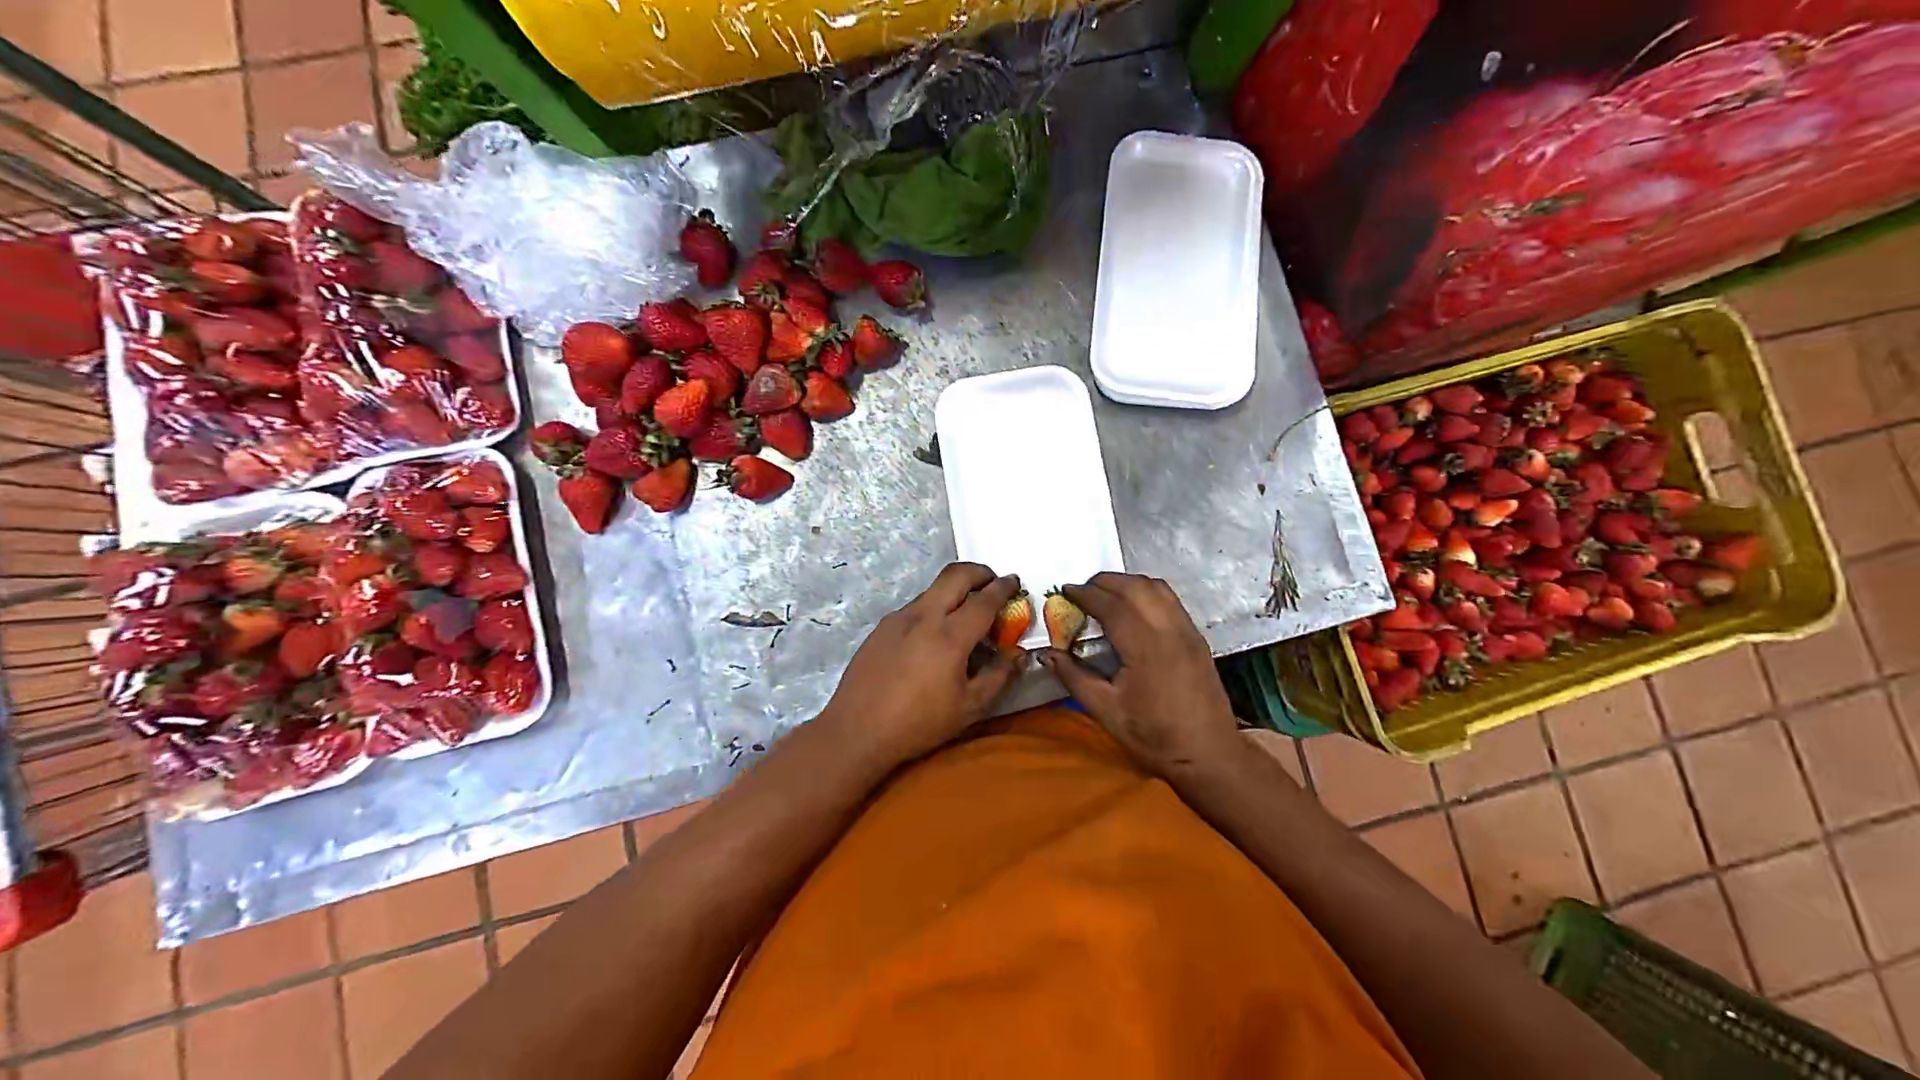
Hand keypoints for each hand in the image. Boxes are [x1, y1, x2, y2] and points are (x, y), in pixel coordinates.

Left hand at [816, 563, 1023, 768]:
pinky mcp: (881, 628)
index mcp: (949, 636)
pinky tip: (934, 638)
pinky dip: (934, 608)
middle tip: (993, 584)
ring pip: (933, 590)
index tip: (1015, 583)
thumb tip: (1020, 654)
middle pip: (955, 575)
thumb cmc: (919, 723)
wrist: (856, 731)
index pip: (984, 599)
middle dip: (979, 572)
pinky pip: (915, 607)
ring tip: (965, 618)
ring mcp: (898, 618)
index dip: (1003, 588)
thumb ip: (999, 675)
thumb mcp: (969, 707)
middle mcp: (923, 616)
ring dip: (955, 591)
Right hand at [1041, 573, 1241, 775]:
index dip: (1086, 594)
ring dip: (1128, 583)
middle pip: (1136, 587)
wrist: (1208, 754)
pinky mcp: (1197, 638)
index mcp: (1146, 649)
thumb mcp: (1106, 711)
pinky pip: (1170, 600)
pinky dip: (1146, 593)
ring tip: (1105, 594)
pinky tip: (1132, 608)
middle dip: (1105, 581)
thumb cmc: (1154, 736)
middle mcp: (1170, 631)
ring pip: (1157, 588)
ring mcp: (1188, 632)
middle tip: (1081, 590)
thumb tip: (1049, 654)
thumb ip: (1074, 677)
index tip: (1065, 591)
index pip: (1113, 606)